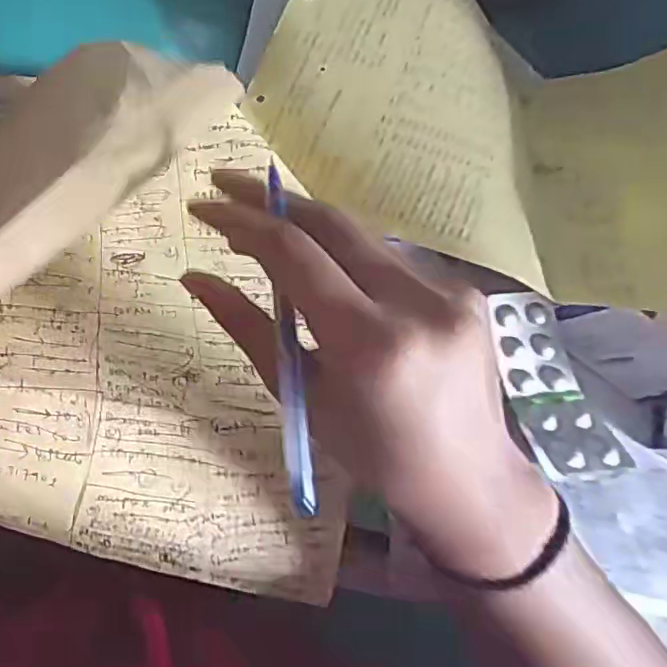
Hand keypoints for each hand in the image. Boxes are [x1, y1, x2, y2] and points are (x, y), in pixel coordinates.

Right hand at [183, 172, 557, 578]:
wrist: (472, 483)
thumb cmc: (373, 452)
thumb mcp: (300, 392)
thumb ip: (246, 326)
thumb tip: (194, 278)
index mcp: (368, 340)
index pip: (293, 254)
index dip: (242, 220)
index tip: (203, 208)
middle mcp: (416, 303)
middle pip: (329, 223)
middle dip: (270, 197)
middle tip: (224, 184)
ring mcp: (450, 291)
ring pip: (358, 232)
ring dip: (303, 222)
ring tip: (260, 225)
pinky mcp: (465, 288)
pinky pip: (386, 252)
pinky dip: (341, 248)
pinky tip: (318, 260)